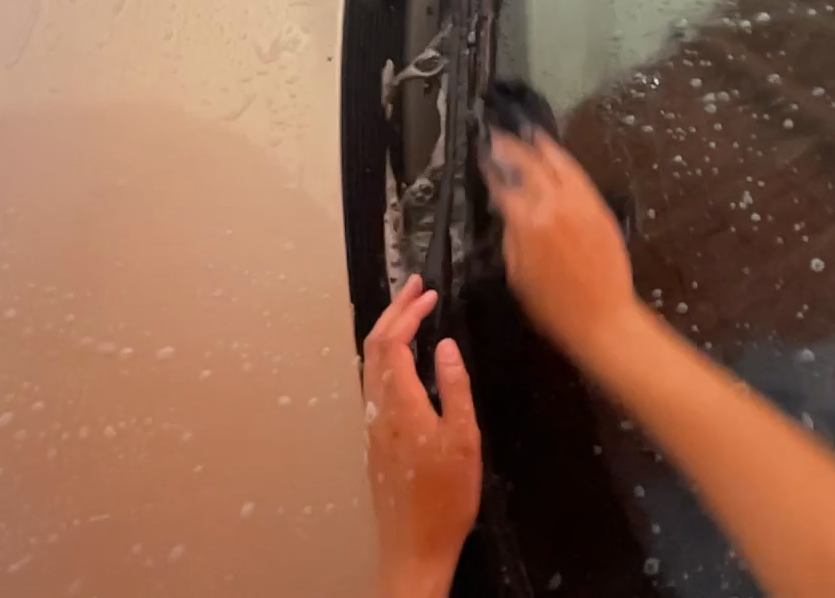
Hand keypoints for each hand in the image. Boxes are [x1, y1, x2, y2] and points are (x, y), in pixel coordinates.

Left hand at [363, 275, 480, 597]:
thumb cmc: (446, 495)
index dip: (409, 313)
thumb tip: (447, 345)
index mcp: (400, 405)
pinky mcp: (376, 437)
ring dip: (388, 330)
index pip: (393, 344)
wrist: (415, 548)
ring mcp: (373, 424)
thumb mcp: (464, 439)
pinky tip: (403, 355)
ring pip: (371, 363)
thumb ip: (455, 387)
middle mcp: (378, 409)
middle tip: (414, 286)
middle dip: (393, 311)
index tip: (428, 293)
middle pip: (375, 347)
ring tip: (408, 309)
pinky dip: (387, 353)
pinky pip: (374, 380)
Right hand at [482, 130, 639, 361]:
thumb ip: (511, 237)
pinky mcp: (599, 206)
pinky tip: (557, 155)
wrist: (603, 317)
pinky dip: (565, 161)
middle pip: (530, 165)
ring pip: (558, 163)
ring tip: (528, 134)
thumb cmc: (553, 306)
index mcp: (528, 223)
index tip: (483, 157)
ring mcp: (580, 202)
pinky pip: (579, 175)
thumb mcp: (518, 274)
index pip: (504, 187)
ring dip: (541, 146)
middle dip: (512, 149)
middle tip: (499, 137)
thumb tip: (509, 213)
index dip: (492, 170)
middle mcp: (554, 204)